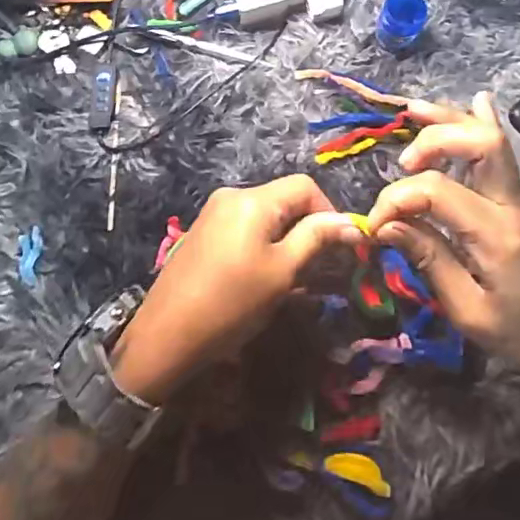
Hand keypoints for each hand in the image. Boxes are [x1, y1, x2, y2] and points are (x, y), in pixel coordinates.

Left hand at [110, 175, 361, 405]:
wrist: (166, 334)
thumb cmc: (232, 302)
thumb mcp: (282, 272)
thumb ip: (316, 238)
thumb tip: (352, 223)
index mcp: (253, 199)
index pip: (305, 186)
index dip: (328, 211)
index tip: (338, 247)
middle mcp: (232, 194)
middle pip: (283, 198)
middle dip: (306, 227)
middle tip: (315, 268)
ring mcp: (214, 212)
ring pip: (265, 214)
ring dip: (285, 238)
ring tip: (288, 277)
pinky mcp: (203, 231)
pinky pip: (244, 226)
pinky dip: (262, 243)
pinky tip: (259, 277)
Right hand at [367, 93, 519, 429]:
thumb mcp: (469, 313)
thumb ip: (428, 260)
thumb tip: (385, 226)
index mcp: (497, 236)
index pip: (439, 191)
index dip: (397, 198)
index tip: (376, 224)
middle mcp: (511, 205)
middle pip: (480, 143)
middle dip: (433, 141)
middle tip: (402, 166)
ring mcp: (517, 196)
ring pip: (490, 137)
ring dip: (450, 120)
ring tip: (414, 110)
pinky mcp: (515, 197)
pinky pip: (499, 150)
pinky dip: (482, 123)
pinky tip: (475, 101)